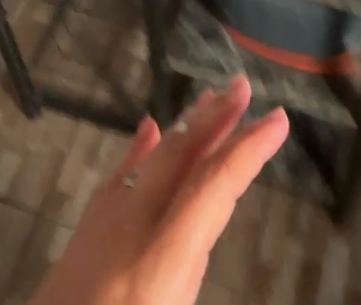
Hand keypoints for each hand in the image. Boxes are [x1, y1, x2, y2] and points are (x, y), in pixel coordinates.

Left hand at [29, 77, 288, 304]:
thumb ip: (190, 274)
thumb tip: (204, 226)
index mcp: (159, 264)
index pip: (212, 190)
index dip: (248, 151)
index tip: (278, 120)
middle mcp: (129, 232)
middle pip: (177, 160)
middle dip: (213, 120)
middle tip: (243, 87)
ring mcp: (100, 229)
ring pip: (147, 161)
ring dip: (182, 129)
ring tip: (209, 101)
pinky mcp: (82, 236)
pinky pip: (117, 177)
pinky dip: (139, 150)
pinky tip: (148, 130)